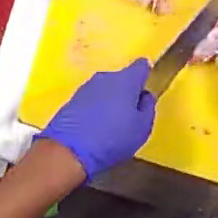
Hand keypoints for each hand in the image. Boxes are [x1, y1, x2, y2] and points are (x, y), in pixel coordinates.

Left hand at [38, 58, 157, 179]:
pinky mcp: (70, 101)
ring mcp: (84, 88)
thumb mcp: (142, 127)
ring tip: (110, 125)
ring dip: (108, 102)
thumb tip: (144, 96)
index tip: (145, 91)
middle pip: (121, 79)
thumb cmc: (113, 138)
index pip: (141, 66)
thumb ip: (148, 107)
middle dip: (126, 93)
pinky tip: (94, 129)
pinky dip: (94, 110)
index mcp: (126, 80)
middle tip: (129, 115)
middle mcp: (104, 78)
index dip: (146, 76)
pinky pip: (89, 101)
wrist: (69, 150)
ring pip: (104, 90)